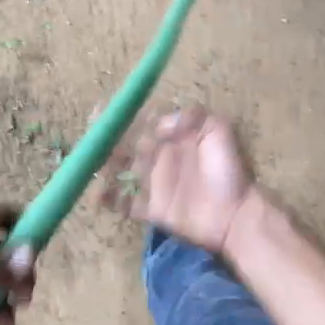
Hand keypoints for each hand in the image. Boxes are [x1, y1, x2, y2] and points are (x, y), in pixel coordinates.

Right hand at [99, 106, 256, 255]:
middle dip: (106, 139)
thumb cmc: (227, 170)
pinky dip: (110, 200)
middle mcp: (158, 156)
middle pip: (125, 144)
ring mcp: (153, 183)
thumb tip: (159, 123)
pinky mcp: (152, 209)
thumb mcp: (217, 131)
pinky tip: (97, 197)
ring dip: (103, 168)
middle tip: (88, 138)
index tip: (104, 110)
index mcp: (172, 136)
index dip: (122, 114)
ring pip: (120, 172)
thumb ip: (192, 118)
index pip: (142, 120)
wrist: (237, 214)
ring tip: (87, 167)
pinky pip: (126, 204)